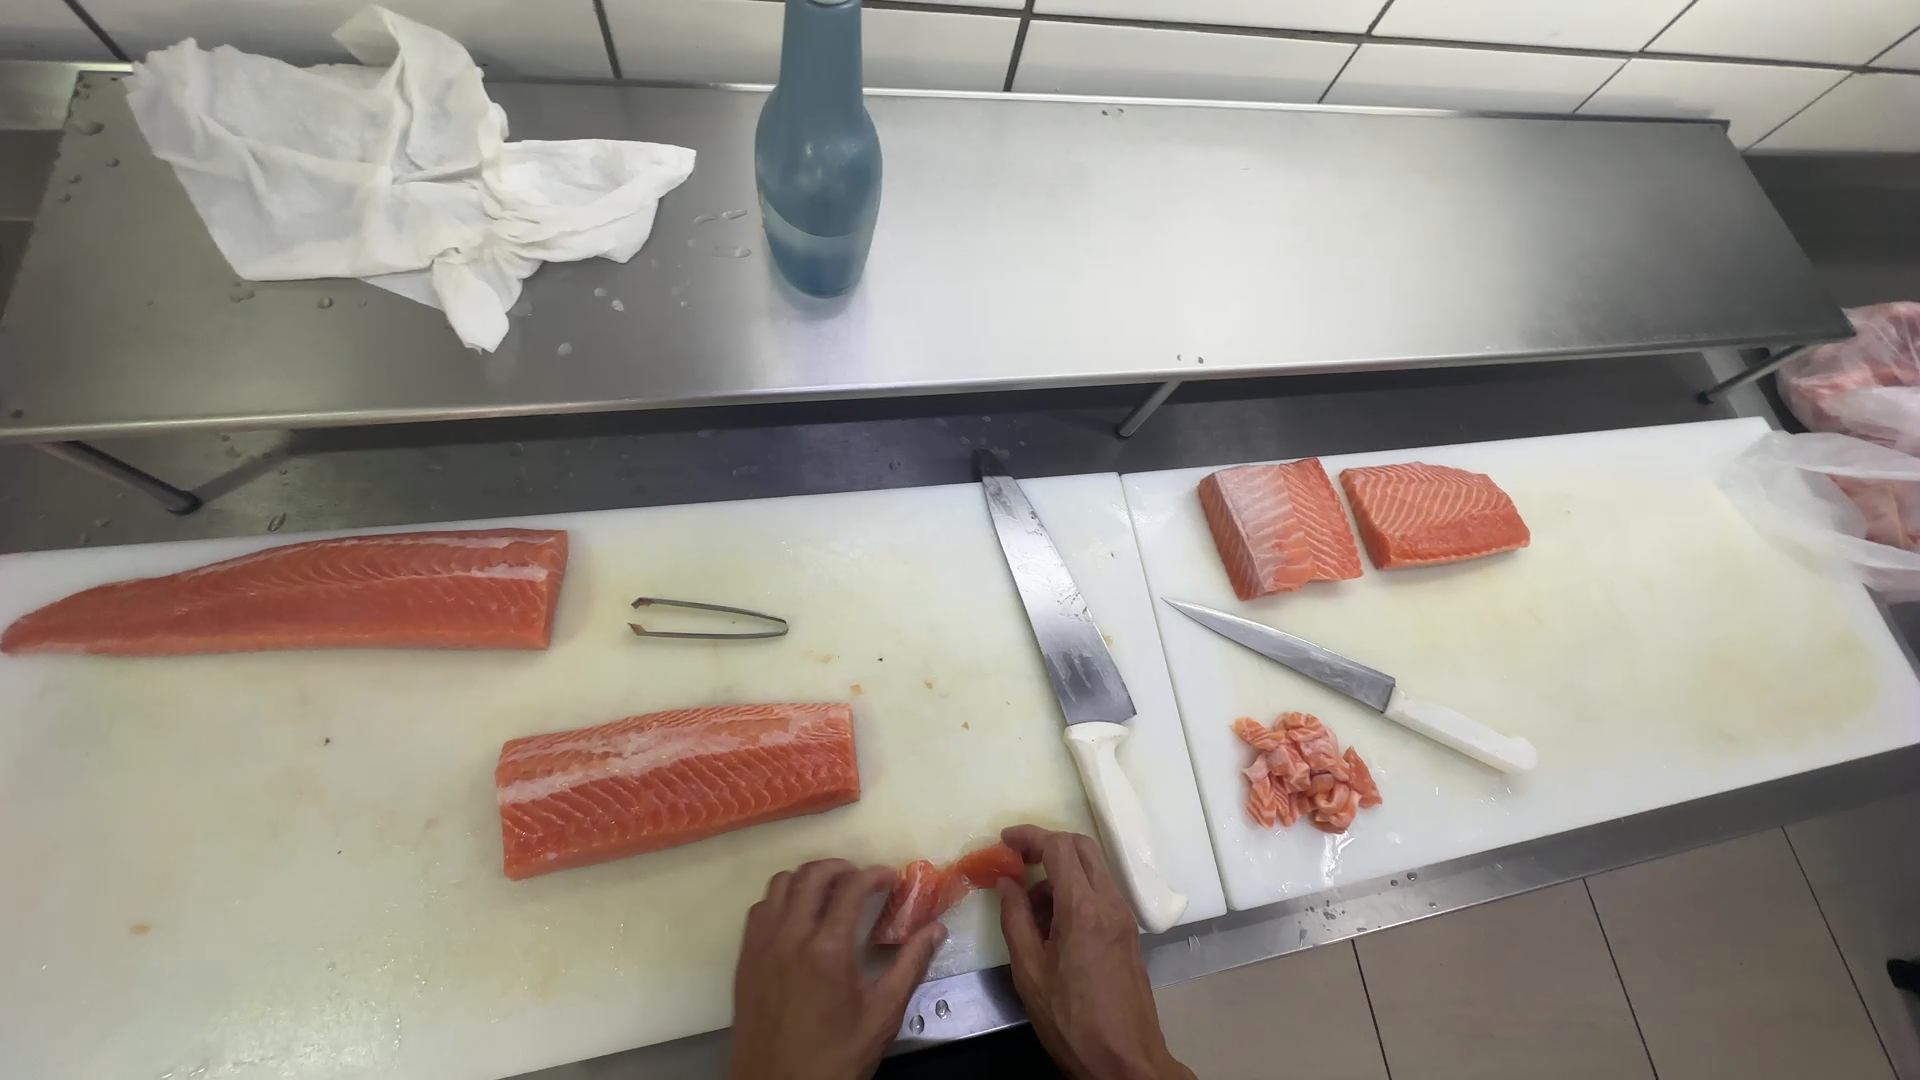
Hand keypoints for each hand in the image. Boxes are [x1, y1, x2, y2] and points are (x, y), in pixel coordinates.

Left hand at [728, 859, 945, 1079]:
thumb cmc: (835, 1058)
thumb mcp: (882, 1015)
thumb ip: (911, 965)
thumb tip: (936, 929)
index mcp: (828, 948)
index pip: (852, 886)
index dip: (875, 874)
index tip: (890, 878)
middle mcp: (791, 935)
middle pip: (813, 874)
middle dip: (842, 867)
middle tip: (861, 879)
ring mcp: (763, 945)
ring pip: (782, 883)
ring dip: (808, 878)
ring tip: (829, 891)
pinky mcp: (746, 958)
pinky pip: (760, 908)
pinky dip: (781, 898)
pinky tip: (797, 916)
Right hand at [997, 825, 1194, 1079]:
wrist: (1126, 1062)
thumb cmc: (1072, 1020)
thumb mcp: (1030, 971)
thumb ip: (1015, 918)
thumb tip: (1008, 882)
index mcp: (1083, 908)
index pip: (1058, 847)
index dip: (1029, 836)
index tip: (1005, 840)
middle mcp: (1109, 902)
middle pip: (1081, 847)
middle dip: (1047, 844)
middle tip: (1018, 858)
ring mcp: (1123, 916)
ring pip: (1092, 868)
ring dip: (1061, 870)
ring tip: (1031, 907)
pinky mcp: (1129, 931)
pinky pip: (1100, 891)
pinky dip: (1075, 890)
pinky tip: (1053, 923)